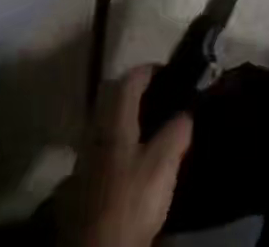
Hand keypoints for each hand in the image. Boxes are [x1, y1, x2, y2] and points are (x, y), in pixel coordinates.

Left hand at [66, 65, 193, 246]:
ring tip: (146, 124)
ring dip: (122, 114)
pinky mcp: (81, 177)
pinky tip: (129, 155)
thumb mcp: (162, 165)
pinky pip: (100, 142)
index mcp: (114, 119)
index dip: (149, 70)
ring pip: (103, 119)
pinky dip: (115, 137)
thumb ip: (176, 133)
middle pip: (111, 95)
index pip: (129, 79)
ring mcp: (84, 153)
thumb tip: (187, 112)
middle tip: (157, 94)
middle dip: (132, 88)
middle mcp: (94, 128)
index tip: (167, 70)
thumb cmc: (131, 199)